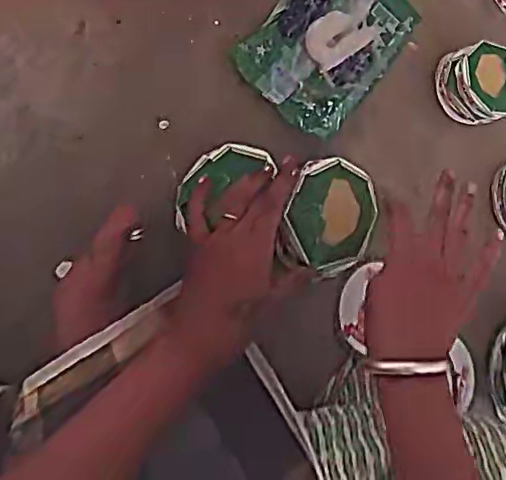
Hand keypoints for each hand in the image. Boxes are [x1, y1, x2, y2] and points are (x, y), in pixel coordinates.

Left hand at [168, 157, 306, 370]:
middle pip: (254, 198)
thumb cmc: (236, 323)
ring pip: (230, 200)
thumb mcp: (271, 301)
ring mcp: (213, 238)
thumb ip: (292, 280)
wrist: (194, 339)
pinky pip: (196, 215)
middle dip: (269, 178)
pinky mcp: (196, 246)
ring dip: (245, 183)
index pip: (273, 204)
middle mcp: (234, 234)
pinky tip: (206, 182)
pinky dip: (200, 196)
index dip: (285, 182)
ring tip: (258, 171)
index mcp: (256, 244)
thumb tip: (311, 268)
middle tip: (281, 165)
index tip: (293, 165)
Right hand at [366, 171, 501, 361]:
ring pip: (461, 235)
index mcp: (405, 257)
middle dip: (443, 194)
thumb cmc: (385, 330)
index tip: (393, 193)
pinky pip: (482, 267)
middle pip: (438, 218)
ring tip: (471, 189)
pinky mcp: (468, 292)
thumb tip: (394, 262)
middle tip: (449, 174)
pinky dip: (490, 251)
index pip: (400, 220)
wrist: (410, 364)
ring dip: (466, 211)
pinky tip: (496, 235)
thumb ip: (386, 269)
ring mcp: (453, 274)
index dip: (396, 204)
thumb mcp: (374, 292)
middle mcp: (432, 259)